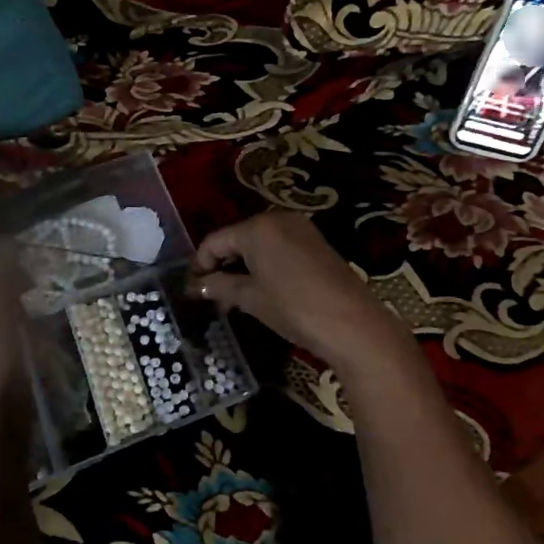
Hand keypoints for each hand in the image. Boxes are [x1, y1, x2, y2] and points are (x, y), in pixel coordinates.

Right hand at [190, 212, 401, 370]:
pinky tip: (260, 290)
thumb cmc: (293, 308)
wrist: (352, 324)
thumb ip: (219, 286)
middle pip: (237, 239)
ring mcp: (300, 229)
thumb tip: (195, 286)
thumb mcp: (250, 298)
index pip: (214, 242)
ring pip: (258, 244)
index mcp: (257, 227)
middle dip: (221, 265)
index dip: (199, 265)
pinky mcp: (316, 243)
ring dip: (242, 267)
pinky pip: (278, 248)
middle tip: (211, 295)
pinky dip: (264, 265)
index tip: (191, 289)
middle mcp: (278, 219)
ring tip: (233, 296)